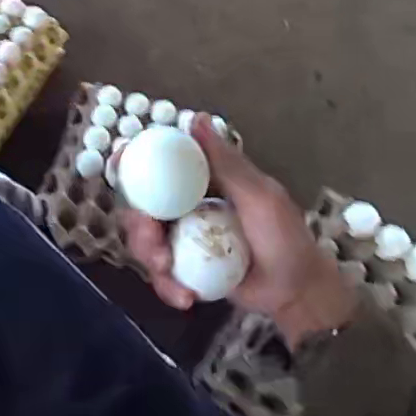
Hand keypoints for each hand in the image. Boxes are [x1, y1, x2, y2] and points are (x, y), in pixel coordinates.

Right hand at [120, 115, 355, 346]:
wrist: (296, 293)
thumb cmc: (286, 238)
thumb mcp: (259, 197)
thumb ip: (226, 163)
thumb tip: (196, 118)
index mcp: (203, 181)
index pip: (160, 164)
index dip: (134, 162)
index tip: (119, 165)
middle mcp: (187, 205)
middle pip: (141, 206)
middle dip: (139, 227)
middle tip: (154, 246)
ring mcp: (183, 238)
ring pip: (144, 241)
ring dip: (149, 258)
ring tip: (169, 273)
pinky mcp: (183, 269)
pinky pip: (160, 274)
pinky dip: (167, 287)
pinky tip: (186, 298)